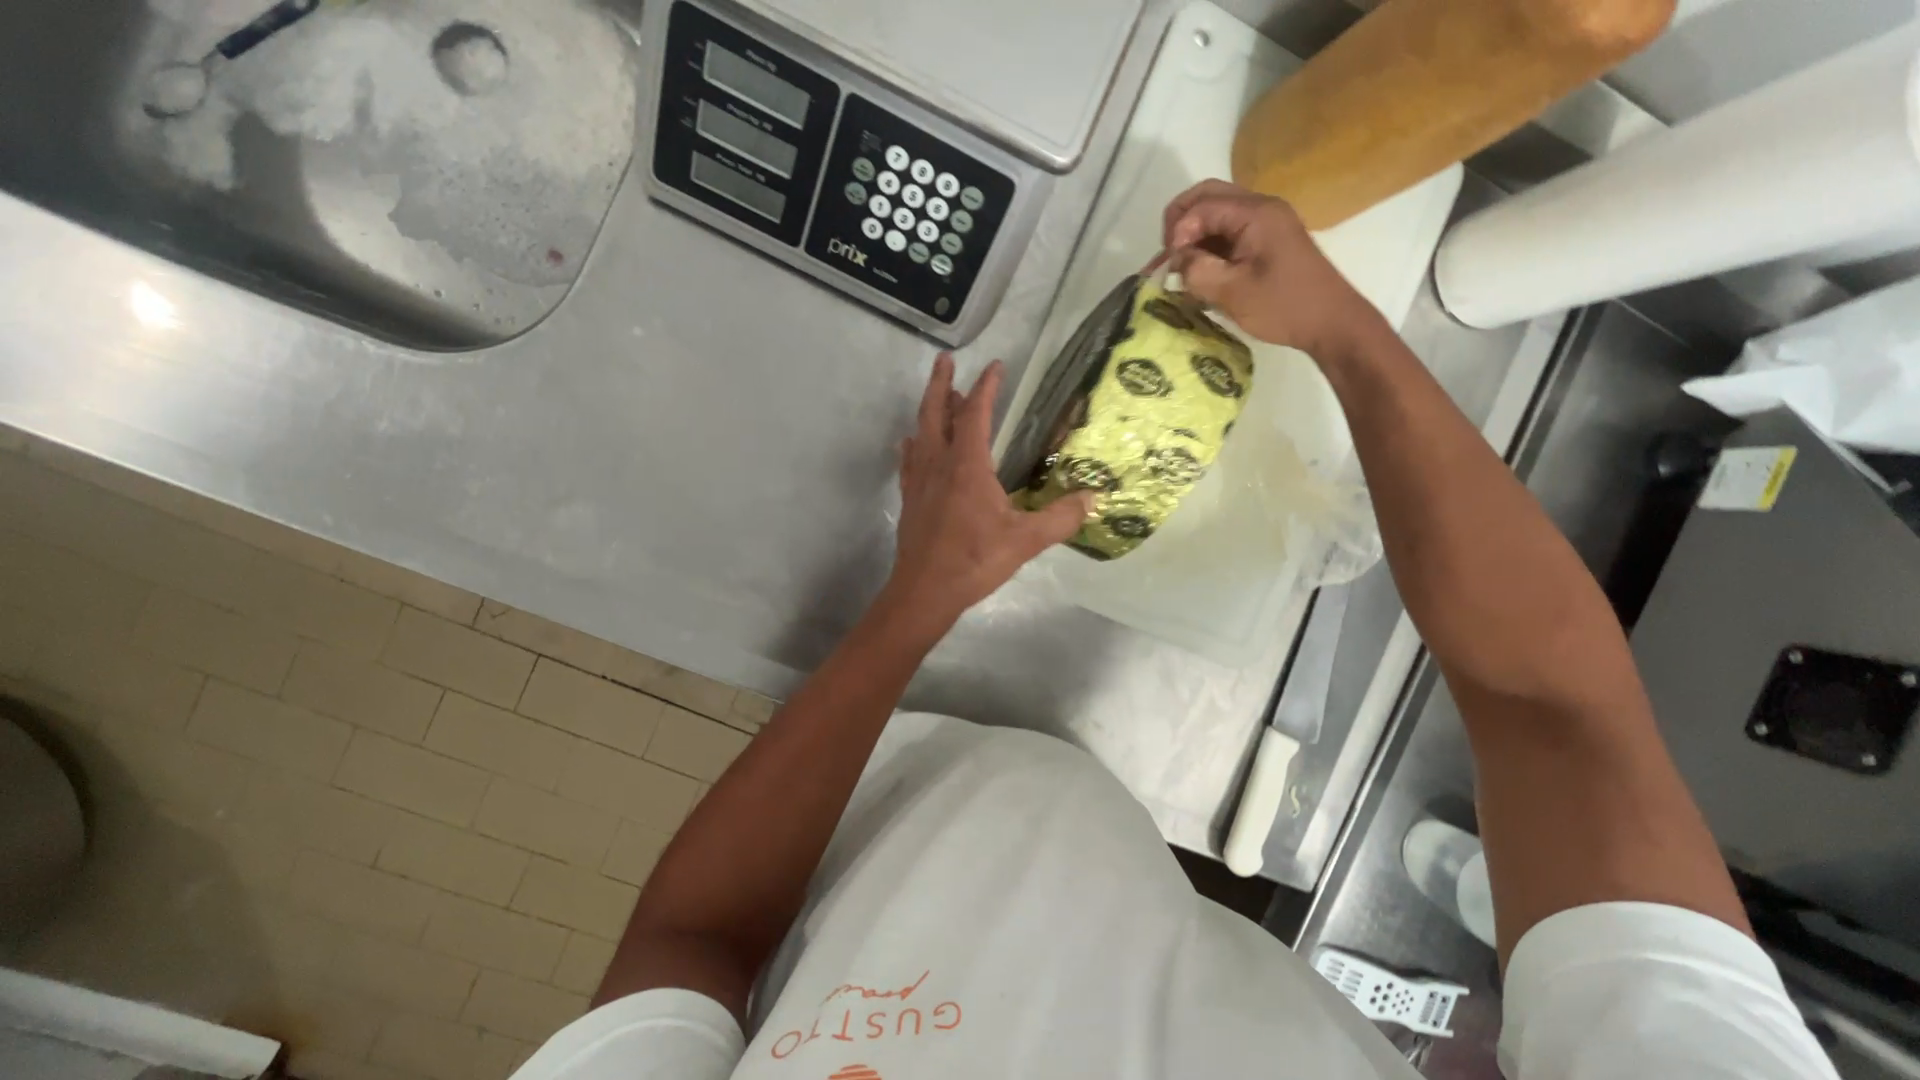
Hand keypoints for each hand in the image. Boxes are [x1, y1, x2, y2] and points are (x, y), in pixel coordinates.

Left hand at [886, 354, 1092, 625]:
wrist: (925, 592)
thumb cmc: (974, 561)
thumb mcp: (1026, 540)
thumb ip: (1061, 517)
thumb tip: (1093, 498)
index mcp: (967, 466)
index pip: (976, 414)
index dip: (987, 388)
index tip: (996, 366)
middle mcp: (939, 464)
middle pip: (935, 413)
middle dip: (942, 384)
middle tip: (945, 360)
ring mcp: (919, 481)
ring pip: (920, 433)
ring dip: (930, 410)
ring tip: (940, 397)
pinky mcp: (910, 500)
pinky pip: (909, 461)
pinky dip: (914, 445)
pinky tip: (912, 444)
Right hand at [1161, 180, 1384, 358]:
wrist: (1332, 323)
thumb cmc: (1284, 307)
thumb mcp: (1232, 292)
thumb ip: (1197, 269)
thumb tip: (1178, 258)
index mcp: (1256, 213)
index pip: (1201, 205)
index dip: (1177, 231)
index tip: (1171, 265)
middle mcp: (1261, 208)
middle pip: (1206, 197)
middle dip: (1180, 224)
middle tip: (1168, 256)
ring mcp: (1265, 223)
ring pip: (1215, 214)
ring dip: (1193, 236)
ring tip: (1180, 269)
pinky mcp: (1266, 240)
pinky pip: (1228, 232)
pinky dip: (1208, 247)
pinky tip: (1199, 273)